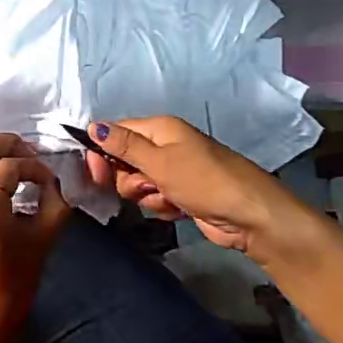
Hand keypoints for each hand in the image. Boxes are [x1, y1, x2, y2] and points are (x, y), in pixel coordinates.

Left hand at [0, 133, 73, 342]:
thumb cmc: (15, 282)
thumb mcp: (44, 239)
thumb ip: (54, 203)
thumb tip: (57, 181)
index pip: (10, 164)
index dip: (35, 167)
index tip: (51, 182)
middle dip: (7, 143)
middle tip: (32, 156)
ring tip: (25, 170)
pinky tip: (13, 186)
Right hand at [83, 116, 321, 266]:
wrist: (250, 217)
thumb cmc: (204, 182)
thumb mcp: (160, 162)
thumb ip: (123, 145)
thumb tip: (92, 126)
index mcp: (160, 129)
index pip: (116, 132)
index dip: (101, 151)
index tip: (96, 171)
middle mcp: (164, 146)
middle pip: (123, 161)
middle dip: (128, 179)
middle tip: (144, 187)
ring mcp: (173, 171)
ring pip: (136, 184)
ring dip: (146, 196)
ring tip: (168, 198)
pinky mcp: (180, 194)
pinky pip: (153, 199)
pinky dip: (161, 206)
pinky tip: (178, 209)